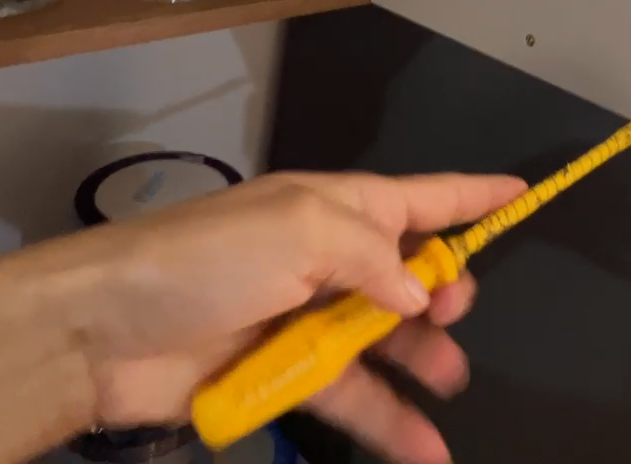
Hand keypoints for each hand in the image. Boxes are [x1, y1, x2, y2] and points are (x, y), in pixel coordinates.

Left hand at [26, 170, 525, 463]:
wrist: (107, 329)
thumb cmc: (213, 255)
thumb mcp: (301, 228)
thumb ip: (374, 256)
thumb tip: (419, 292)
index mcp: (344, 207)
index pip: (425, 196)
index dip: (474, 195)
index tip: (523, 193)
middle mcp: (338, 257)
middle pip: (414, 271)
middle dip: (446, 286)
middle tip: (455, 311)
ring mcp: (316, 317)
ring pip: (391, 339)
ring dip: (425, 360)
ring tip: (452, 381)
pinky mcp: (292, 373)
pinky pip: (355, 395)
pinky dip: (390, 421)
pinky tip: (426, 448)